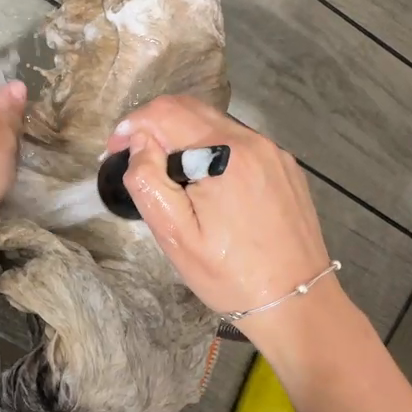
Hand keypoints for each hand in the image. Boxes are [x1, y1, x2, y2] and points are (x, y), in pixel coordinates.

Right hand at [108, 95, 334, 317]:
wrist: (296, 302)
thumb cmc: (228, 275)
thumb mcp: (174, 234)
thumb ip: (148, 180)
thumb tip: (141, 143)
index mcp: (224, 153)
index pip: (164, 112)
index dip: (131, 126)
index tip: (114, 153)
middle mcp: (253, 141)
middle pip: (190, 109)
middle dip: (153, 127)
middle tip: (134, 160)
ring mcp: (274, 152)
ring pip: (213, 123)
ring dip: (182, 139)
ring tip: (168, 177)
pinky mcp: (285, 167)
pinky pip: (237, 143)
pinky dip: (210, 151)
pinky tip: (205, 187)